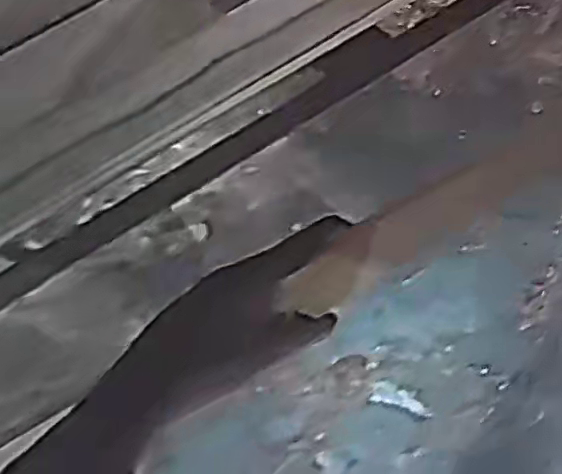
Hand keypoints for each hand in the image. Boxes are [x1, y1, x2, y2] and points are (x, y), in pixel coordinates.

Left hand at [100, 216, 349, 420]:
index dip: (340, 230)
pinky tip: (249, 319)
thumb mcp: (276, 348)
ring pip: (255, 272)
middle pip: (282, 253)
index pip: (313, 234)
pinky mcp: (183, 308)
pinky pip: (231, 289)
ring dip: (277, 278)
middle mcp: (234, 271)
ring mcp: (203, 289)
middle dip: (308, 259)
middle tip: (327, 271)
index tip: (358, 233)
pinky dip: (251, 294)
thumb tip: (329, 317)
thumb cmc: (218, 364)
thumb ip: (311, 327)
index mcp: (262, 270)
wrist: (135, 398)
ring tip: (291, 297)